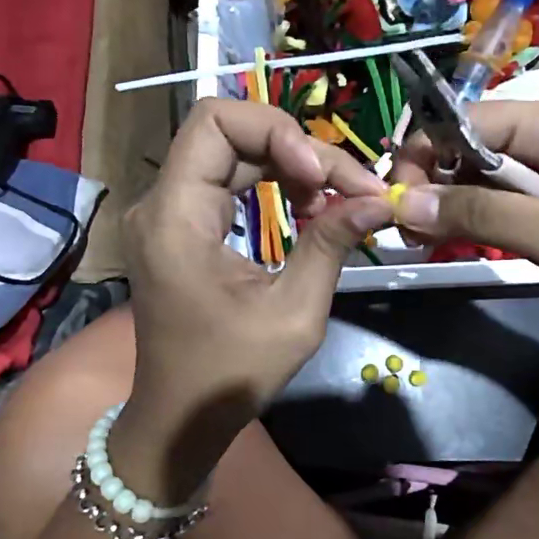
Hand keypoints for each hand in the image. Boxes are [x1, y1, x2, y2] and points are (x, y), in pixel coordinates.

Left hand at [122, 100, 390, 473]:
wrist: (180, 416)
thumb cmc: (231, 374)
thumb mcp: (294, 314)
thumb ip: (330, 245)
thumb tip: (378, 202)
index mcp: (175, 218)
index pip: (216, 122)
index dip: (277, 132)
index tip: (320, 176)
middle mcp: (160, 202)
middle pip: (229, 133)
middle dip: (297, 148)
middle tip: (352, 185)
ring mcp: (167, 213)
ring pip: (232, 152)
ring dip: (289, 163)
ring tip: (338, 195)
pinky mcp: (181, 226)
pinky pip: (226, 179)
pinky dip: (272, 181)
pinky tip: (308, 204)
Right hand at [390, 99, 538, 331]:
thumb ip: (482, 216)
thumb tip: (402, 204)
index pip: (472, 120)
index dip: (427, 152)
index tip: (394, 198)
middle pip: (471, 146)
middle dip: (432, 182)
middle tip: (401, 228)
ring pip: (480, 178)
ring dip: (447, 205)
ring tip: (416, 240)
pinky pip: (499, 205)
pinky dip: (470, 222)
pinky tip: (444, 242)